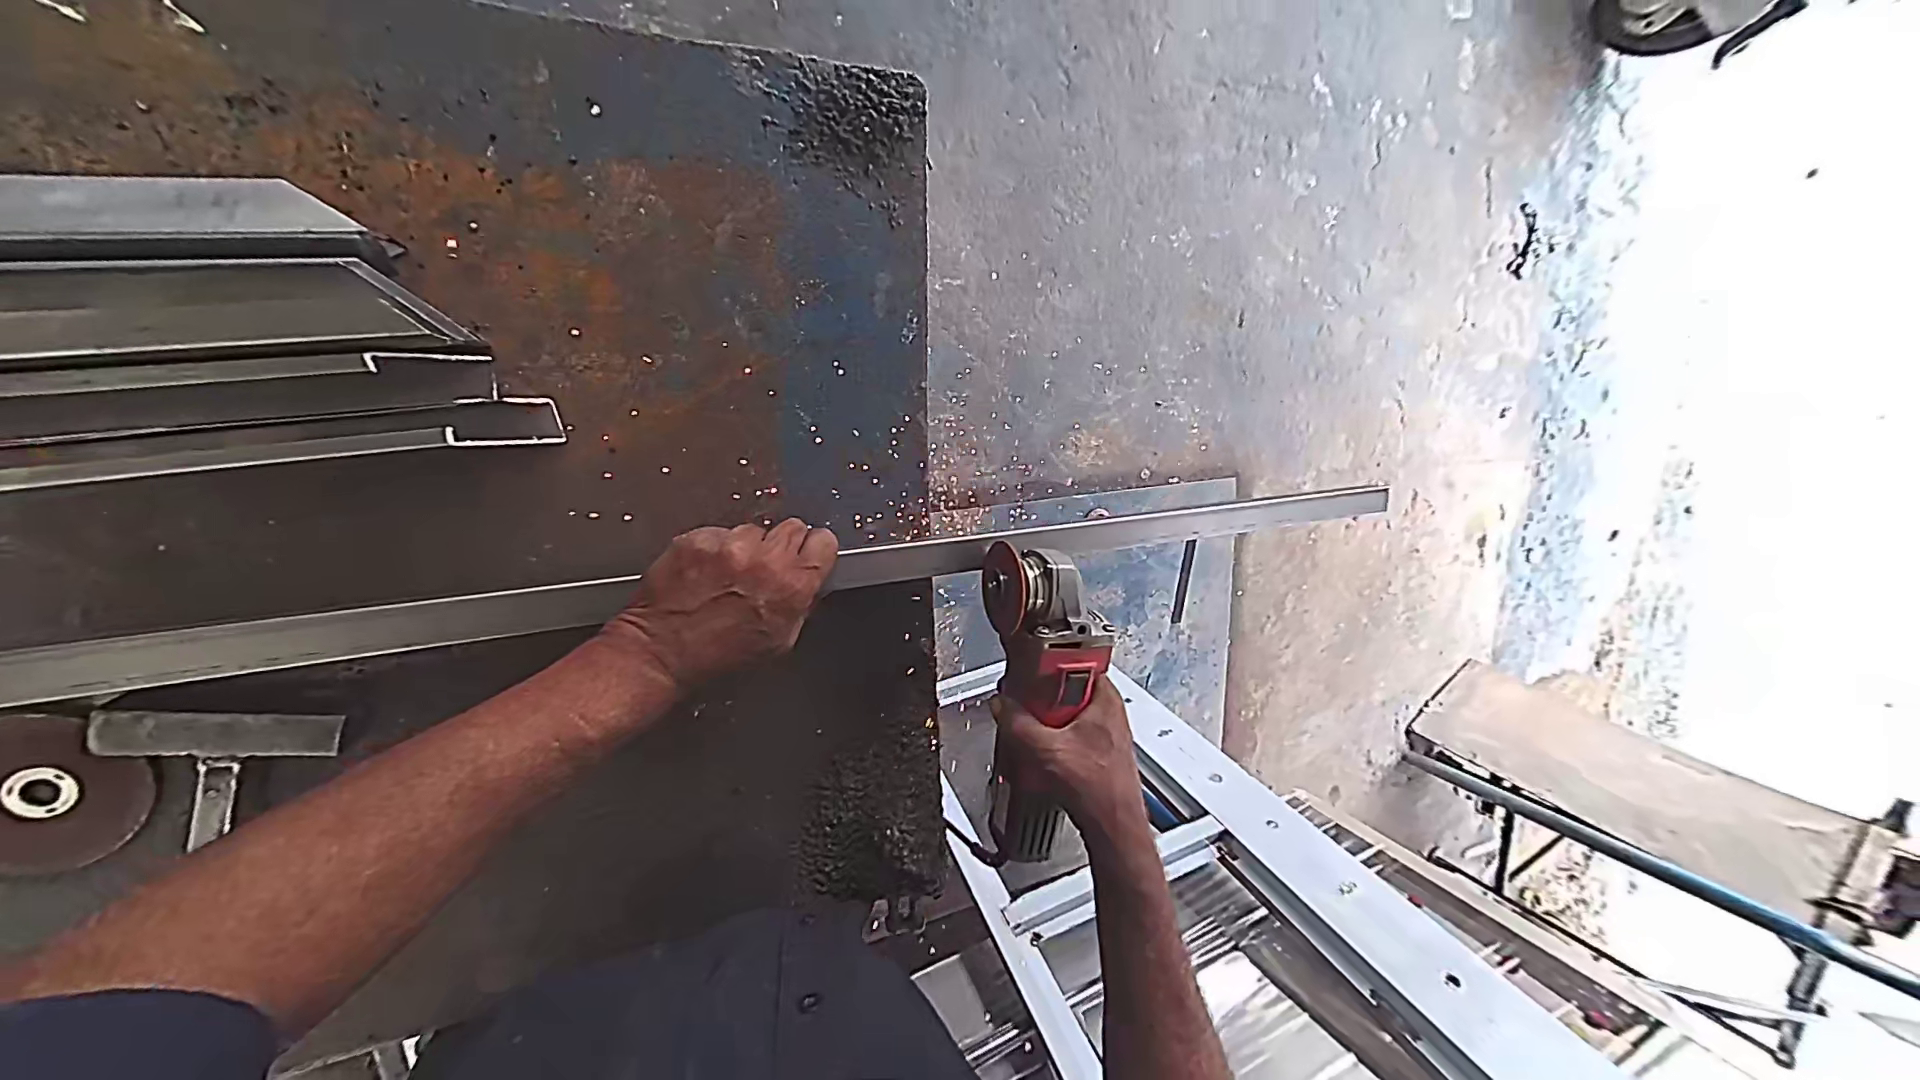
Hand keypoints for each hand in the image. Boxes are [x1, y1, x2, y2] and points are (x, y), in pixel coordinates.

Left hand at [602, 519, 837, 695]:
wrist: (662, 652)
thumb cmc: (718, 655)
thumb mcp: (781, 641)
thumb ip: (803, 604)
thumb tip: (813, 581)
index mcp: (793, 587)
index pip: (824, 541)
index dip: (815, 550)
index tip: (806, 555)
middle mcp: (765, 561)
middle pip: (792, 527)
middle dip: (782, 546)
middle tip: (764, 569)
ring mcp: (729, 547)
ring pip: (753, 529)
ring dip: (745, 548)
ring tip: (727, 577)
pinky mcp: (699, 539)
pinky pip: (719, 533)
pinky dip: (714, 549)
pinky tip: (705, 573)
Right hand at [989, 675, 1148, 848]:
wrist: (1114, 826)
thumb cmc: (1099, 789)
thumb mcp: (1045, 749)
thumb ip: (1017, 723)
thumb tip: (1003, 706)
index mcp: (1105, 699)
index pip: (1078, 661)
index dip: (1052, 663)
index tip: (1033, 668)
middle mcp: (1110, 711)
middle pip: (1069, 688)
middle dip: (1045, 697)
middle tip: (1029, 705)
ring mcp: (1107, 731)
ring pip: (1069, 712)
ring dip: (1049, 720)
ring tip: (1035, 732)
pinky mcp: (1100, 750)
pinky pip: (1072, 732)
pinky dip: (1057, 737)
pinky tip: (1046, 753)